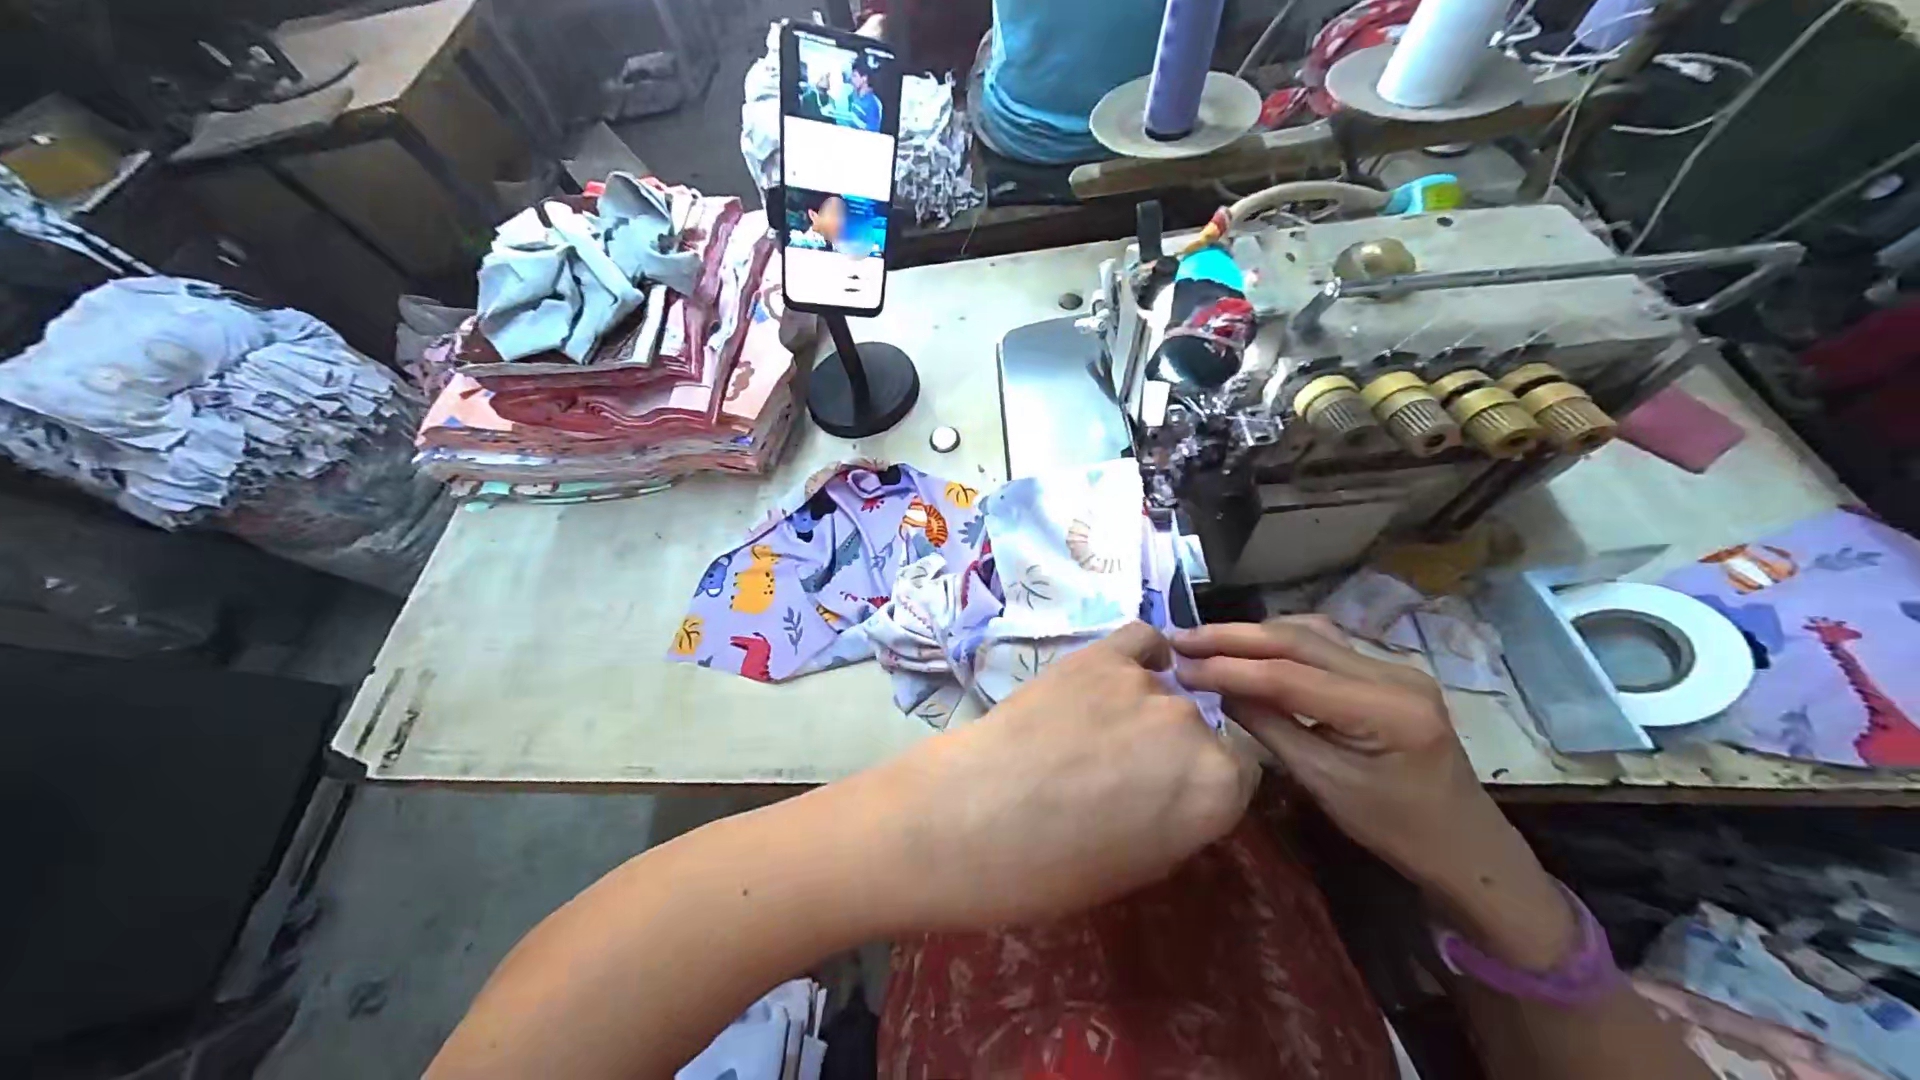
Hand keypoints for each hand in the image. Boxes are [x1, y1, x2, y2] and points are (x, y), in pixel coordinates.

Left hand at [870, 622, 1256, 929]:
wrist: (970, 817)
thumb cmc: (1050, 868)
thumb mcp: (1139, 864)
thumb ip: (1179, 816)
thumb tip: (1180, 789)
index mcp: (1217, 788)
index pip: (1239, 771)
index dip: (1203, 782)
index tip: (1172, 792)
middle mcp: (1194, 725)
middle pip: (1199, 727)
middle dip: (1169, 748)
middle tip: (1119, 767)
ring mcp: (1145, 683)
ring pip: (1162, 690)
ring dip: (1140, 709)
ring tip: (1091, 728)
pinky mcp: (1099, 653)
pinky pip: (1140, 640)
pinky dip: (1136, 655)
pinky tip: (1115, 672)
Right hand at [1174, 617, 1576, 970]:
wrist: (1464, 845)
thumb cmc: (1393, 828)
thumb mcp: (1322, 781)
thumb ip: (1267, 727)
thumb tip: (1214, 687)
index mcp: (1387, 709)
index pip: (1289, 675)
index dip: (1229, 668)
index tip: (1180, 665)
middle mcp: (1394, 672)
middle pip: (1298, 640)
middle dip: (1233, 637)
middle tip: (1181, 638)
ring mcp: (1393, 666)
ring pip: (1309, 633)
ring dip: (1253, 634)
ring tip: (1205, 640)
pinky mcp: (1385, 670)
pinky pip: (1323, 644)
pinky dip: (1279, 643)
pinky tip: (1249, 648)